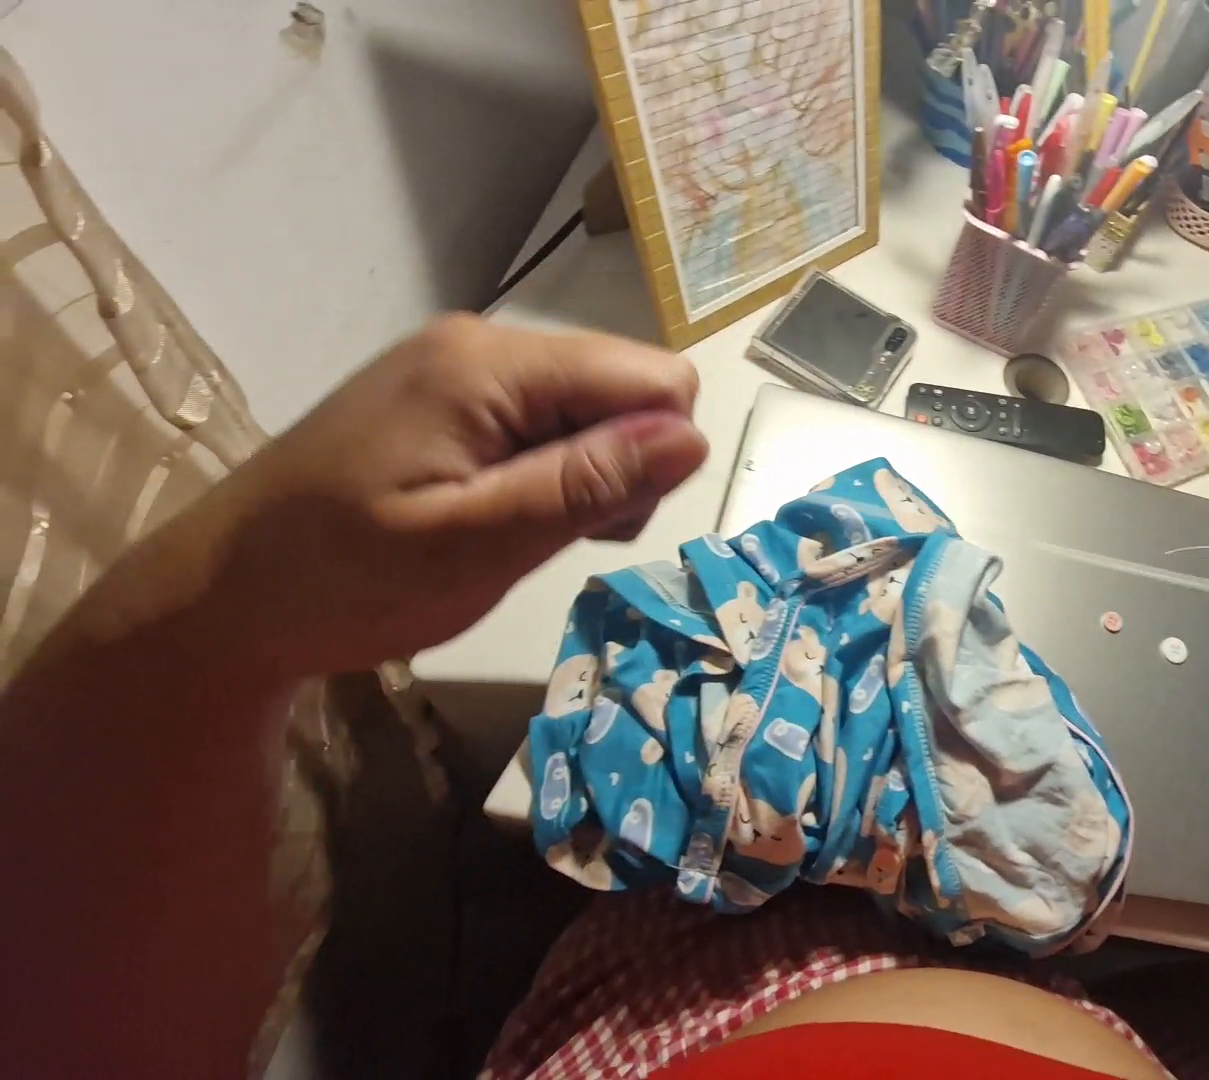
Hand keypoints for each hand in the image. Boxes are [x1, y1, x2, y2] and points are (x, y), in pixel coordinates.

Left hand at [165, 314, 706, 676]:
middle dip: (627, 465)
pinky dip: (565, 474)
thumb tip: (695, 439)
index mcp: (492, 365)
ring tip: (526, 527)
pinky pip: (567, 424)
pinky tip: (514, 510)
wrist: (224, 600)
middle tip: (554, 528)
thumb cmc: (344, 580)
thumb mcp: (477, 544)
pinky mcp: (469, 400)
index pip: (656, 378)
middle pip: (636, 388)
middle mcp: (491, 344)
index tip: (601, 514)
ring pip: (610, 410)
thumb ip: (588, 485)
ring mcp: (476, 369)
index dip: (655, 452)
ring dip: (597, 476)